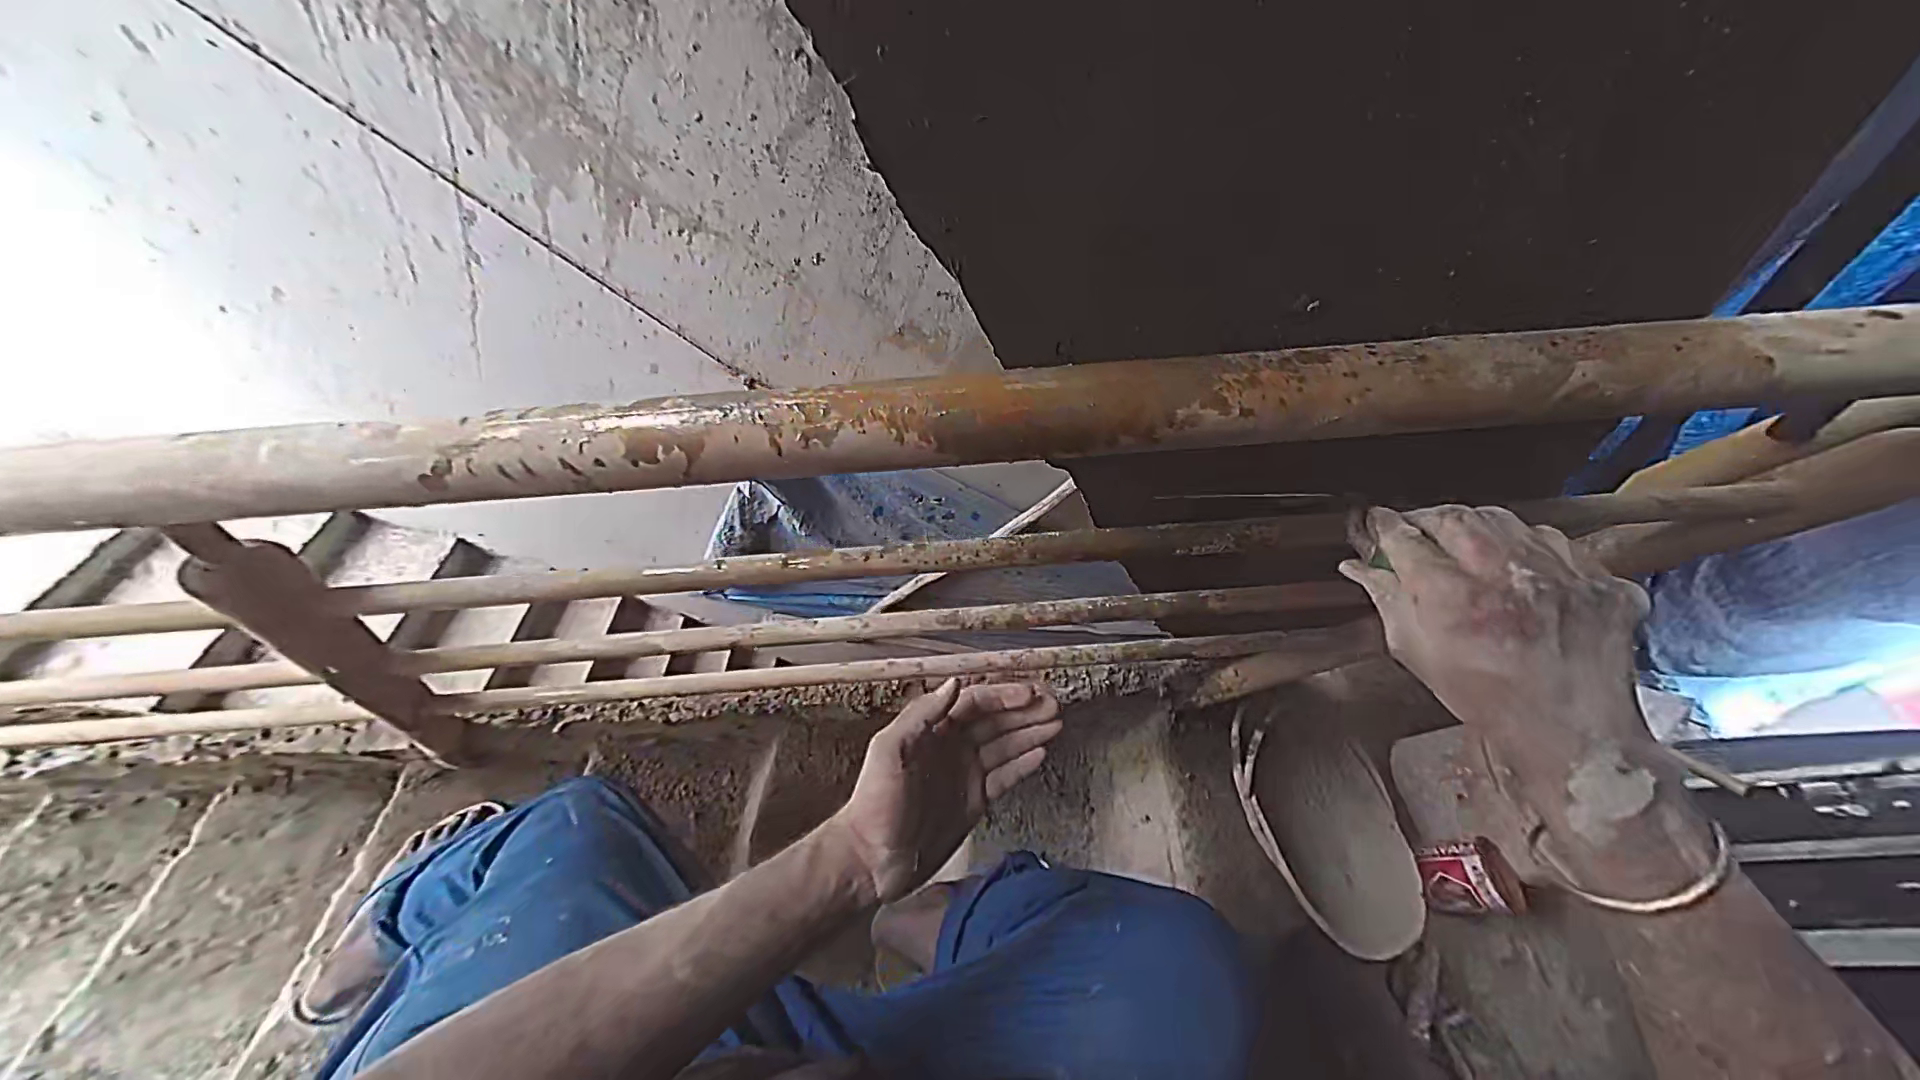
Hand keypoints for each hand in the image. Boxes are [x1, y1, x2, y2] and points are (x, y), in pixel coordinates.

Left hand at [827, 679, 1060, 903]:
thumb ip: (921, 715)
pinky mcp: (973, 802)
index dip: (1003, 696)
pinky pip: (1003, 777)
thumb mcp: (890, 751)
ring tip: (1056, 722)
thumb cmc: (874, 803)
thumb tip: (955, 684)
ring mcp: (964, 774)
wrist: (872, 860)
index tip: (1030, 694)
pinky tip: (1041, 753)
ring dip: (1029, 732)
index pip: (975, 703)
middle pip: (995, 721)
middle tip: (1054, 704)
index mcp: (932, 730)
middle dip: (1025, 711)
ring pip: (1004, 746)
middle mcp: (951, 747)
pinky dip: (1022, 764)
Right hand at [1338, 505, 1652, 789]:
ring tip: (1461, 544)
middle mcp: (1507, 576)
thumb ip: (1385, 598)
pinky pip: (1553, 539)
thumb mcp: (1412, 650)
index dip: (1383, 524)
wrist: (1569, 731)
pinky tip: (1513, 564)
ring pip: (1502, 519)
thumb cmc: (1480, 695)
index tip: (1375, 521)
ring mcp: (1560, 575)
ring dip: (1472, 525)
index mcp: (1451, 597)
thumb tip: (1357, 565)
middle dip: (1425, 519)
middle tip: (1412, 530)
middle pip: (1452, 516)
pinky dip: (1524, 543)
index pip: (1403, 537)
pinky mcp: (1600, 580)